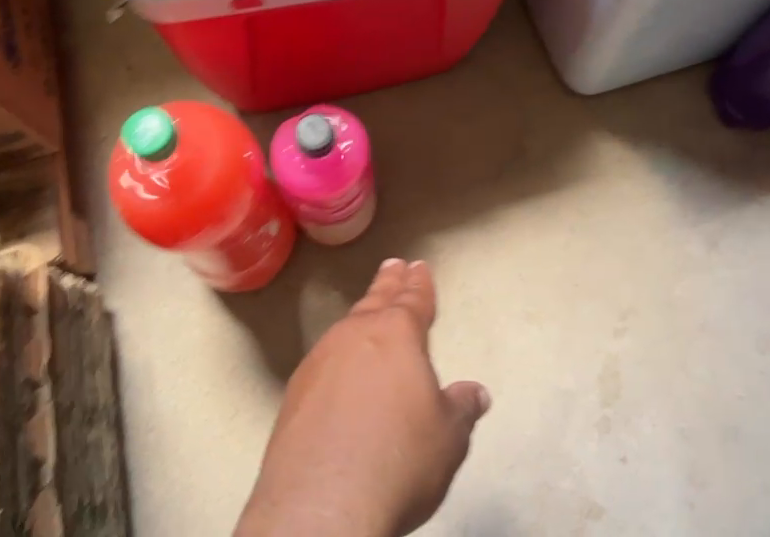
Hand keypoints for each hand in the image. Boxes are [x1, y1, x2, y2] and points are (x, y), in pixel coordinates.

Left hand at [236, 259, 489, 536]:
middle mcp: (354, 339)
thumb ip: (460, 409)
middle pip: (375, 303)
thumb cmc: (399, 460)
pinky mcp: (294, 396)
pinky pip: (324, 362)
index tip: (419, 268)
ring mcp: (319, 364)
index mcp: (396, 337)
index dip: (419, 286)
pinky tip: (339, 368)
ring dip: (361, 317)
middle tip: (394, 265)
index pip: (412, 302)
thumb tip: (475, 392)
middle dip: (388, 285)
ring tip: (369, 313)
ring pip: (346, 330)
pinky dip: (338, 356)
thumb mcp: (448, 438)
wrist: (322, 504)